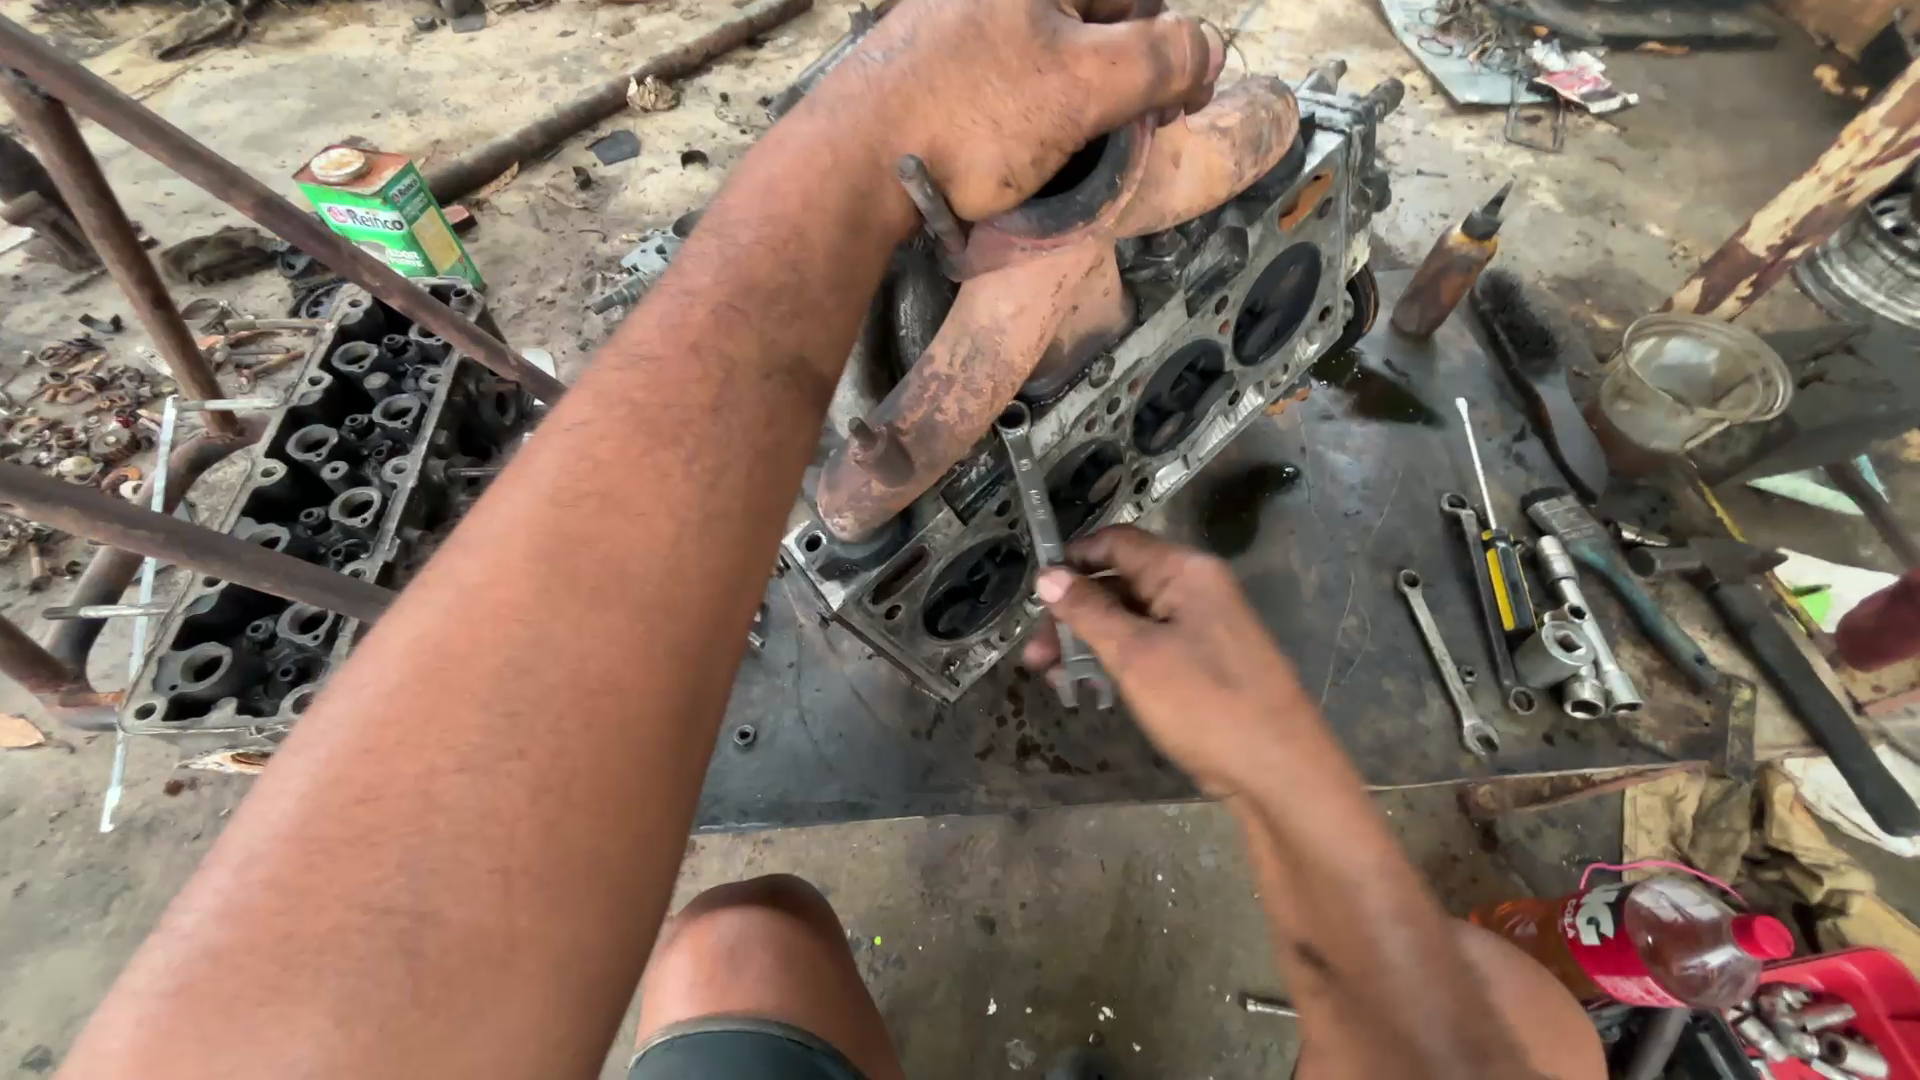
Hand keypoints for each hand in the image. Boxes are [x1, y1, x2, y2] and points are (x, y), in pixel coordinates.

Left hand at [808, 0, 1224, 220]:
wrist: (858, 166)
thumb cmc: (973, 120)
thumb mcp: (1082, 87)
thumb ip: (1159, 59)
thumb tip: (1207, 49)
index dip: (1172, 48)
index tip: (1177, 107)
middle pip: (1094, 21)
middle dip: (1121, 78)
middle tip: (1127, 136)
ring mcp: (962, 21)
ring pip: (1051, 57)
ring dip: (1078, 102)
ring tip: (1077, 151)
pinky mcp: (937, 63)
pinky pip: (1009, 81)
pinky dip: (1032, 112)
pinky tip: (1028, 149)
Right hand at [1022, 525, 1314, 792]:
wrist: (1279, 772)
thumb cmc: (1204, 703)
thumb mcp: (1135, 655)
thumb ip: (1088, 611)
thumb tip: (1047, 576)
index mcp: (1185, 571)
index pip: (1117, 542)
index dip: (1072, 559)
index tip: (1035, 592)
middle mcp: (1194, 588)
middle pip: (1118, 582)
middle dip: (1072, 613)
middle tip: (1035, 655)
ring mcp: (1201, 627)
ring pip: (1129, 618)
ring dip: (1088, 641)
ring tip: (1053, 678)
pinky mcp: (1202, 662)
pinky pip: (1148, 646)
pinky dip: (1115, 660)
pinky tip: (1088, 688)